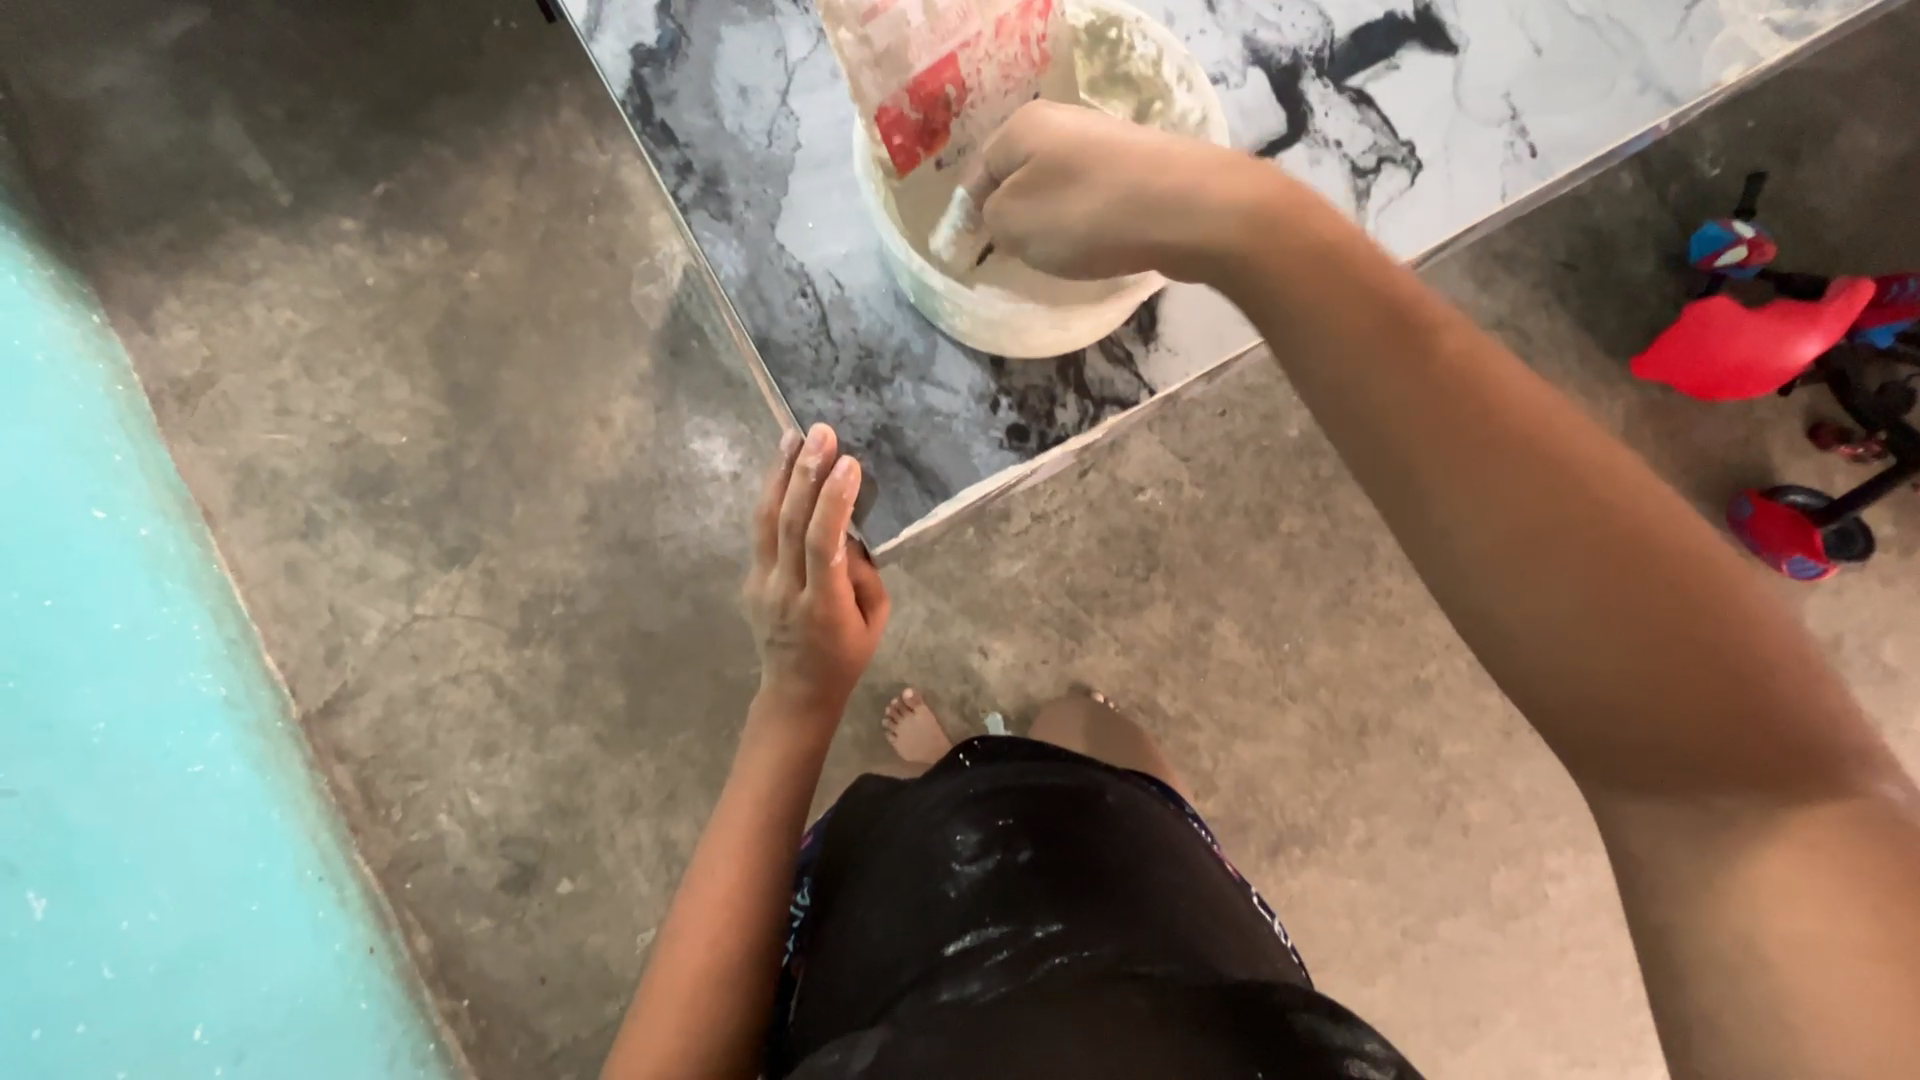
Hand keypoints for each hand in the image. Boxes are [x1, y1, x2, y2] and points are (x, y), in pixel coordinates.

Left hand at [742, 423, 889, 729]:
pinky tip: (783, 469)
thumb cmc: (846, 657)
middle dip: (805, 474)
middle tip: (820, 433)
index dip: (833, 503)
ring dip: (780, 475)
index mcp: (823, 606)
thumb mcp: (874, 621)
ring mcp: (761, 584)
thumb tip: (847, 533)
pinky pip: (762, 532)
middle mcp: (785, 590)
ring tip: (792, 437)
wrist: (795, 692)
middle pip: (790, 524)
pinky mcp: (750, 579)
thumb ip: (864, 576)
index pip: (823, 546)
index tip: (848, 464)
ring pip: (766, 521)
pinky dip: (772, 496)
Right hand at [956, 100, 1290, 282]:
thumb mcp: (1012, 223)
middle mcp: (1062, 124)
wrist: (1187, 209)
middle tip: (1007, 260)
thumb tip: (998, 219)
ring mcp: (1105, 145)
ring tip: (1050, 259)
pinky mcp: (1139, 170)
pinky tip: (1093, 247)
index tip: (967, 259)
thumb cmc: (1085, 214)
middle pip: (1019, 179)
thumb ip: (989, 219)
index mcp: (1021, 128)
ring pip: (1057, 190)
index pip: (975, 177)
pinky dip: (1084, 224)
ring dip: (1048, 224)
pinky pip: (1092, 200)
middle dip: (1009, 219)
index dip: (966, 220)